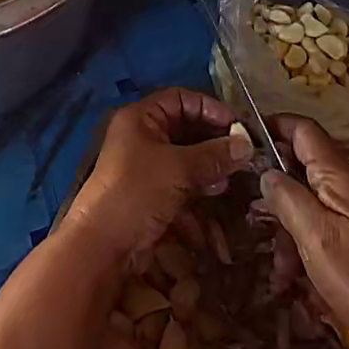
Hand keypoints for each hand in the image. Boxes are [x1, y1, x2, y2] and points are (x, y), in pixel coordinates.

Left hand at [61, 88, 254, 268]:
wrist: (101, 249)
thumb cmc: (136, 193)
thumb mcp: (178, 168)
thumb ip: (214, 155)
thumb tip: (247, 145)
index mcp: (141, 118)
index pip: (181, 99)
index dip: (210, 108)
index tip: (237, 126)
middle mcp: (142, 137)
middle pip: (185, 128)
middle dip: (213, 140)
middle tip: (241, 153)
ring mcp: (146, 167)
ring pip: (185, 157)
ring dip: (209, 164)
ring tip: (231, 176)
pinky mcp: (151, 194)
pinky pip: (181, 182)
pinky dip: (200, 186)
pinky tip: (218, 193)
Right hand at [259, 115, 348, 348]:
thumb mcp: (317, 238)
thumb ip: (288, 198)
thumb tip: (265, 171)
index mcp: (338, 174)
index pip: (302, 129)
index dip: (272, 126)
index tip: (243, 142)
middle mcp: (348, 183)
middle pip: (301, 164)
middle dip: (275, 189)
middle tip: (255, 219)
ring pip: (307, 198)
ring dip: (287, 225)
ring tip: (281, 266)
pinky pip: (321, 223)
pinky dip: (304, 242)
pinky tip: (297, 275)